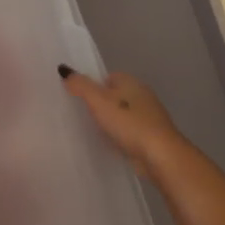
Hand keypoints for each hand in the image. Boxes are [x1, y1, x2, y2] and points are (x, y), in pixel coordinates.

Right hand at [60, 69, 184, 182]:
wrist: (160, 154)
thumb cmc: (128, 122)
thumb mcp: (98, 100)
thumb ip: (80, 85)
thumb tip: (64, 70)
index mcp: (130, 81)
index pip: (107, 77)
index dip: (93, 86)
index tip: (80, 100)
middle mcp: (142, 95)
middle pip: (116, 96)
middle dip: (102, 105)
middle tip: (83, 116)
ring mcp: (149, 116)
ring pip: (123, 115)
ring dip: (112, 122)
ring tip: (94, 132)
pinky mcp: (152, 136)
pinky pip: (130, 132)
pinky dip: (121, 136)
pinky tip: (111, 145)